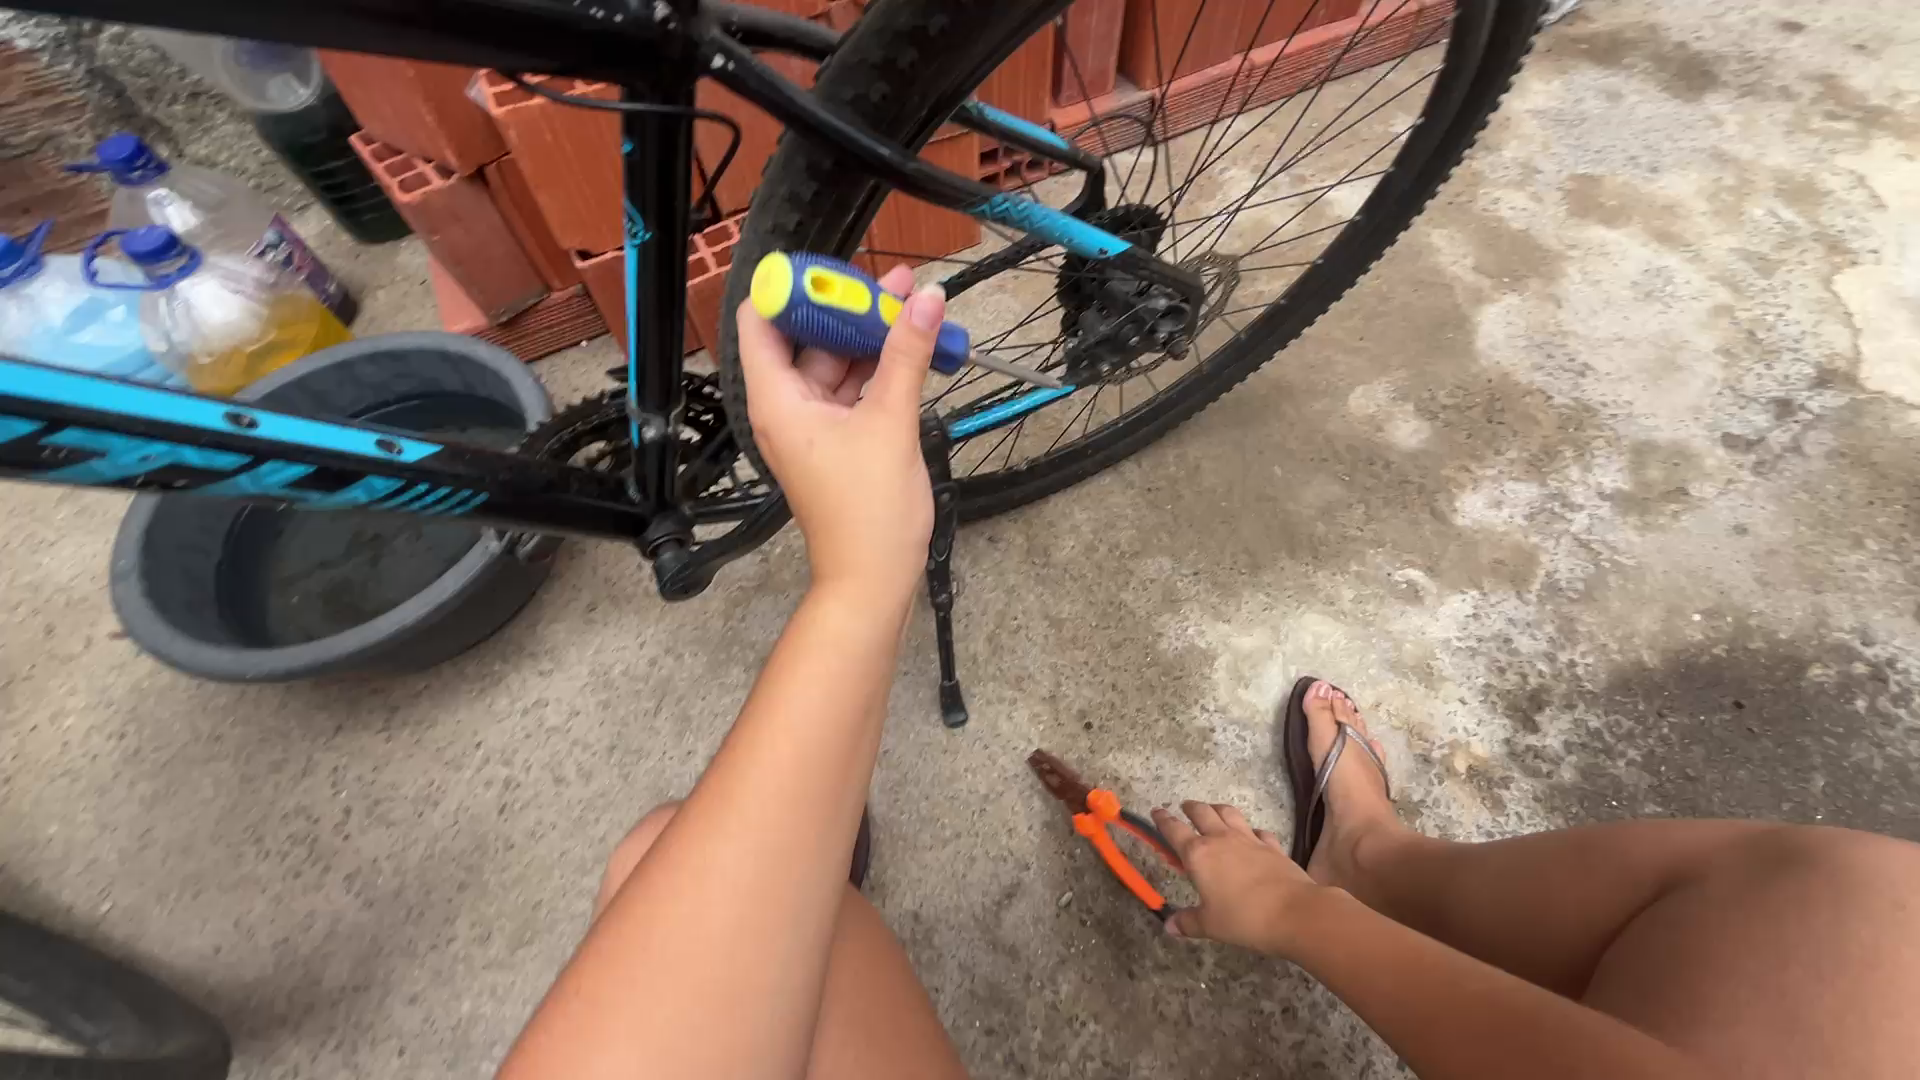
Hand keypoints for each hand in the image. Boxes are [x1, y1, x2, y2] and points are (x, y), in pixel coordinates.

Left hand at [735, 264, 938, 601]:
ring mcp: (813, 425)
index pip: (760, 322)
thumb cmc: (868, 512)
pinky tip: (912, 350)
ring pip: (836, 364)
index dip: (789, 289)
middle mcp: (787, 408)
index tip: (831, 268)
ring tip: (915, 307)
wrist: (874, 576)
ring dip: (871, 338)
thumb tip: (928, 299)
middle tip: (893, 285)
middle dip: (847, 309)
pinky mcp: (839, 440)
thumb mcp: (890, 423)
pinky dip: (879, 371)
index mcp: (777, 401)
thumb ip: (907, 355)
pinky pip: (853, 390)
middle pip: (806, 338)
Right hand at [1153, 801, 1325, 955]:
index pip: (1173, 829)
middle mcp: (1220, 839)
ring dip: (1217, 809)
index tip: (1156, 812)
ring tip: (1213, 811)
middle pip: (1201, 812)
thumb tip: (1169, 926)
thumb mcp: (1210, 925)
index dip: (1162, 819)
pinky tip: (1252, 837)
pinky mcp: (1271, 847)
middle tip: (1184, 807)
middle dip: (1190, 807)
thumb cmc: (1244, 919)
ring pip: (1228, 813)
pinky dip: (1251, 831)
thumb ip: (1188, 922)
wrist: (1295, 913)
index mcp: (1198, 854)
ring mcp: (1248, 840)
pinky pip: (1258, 831)